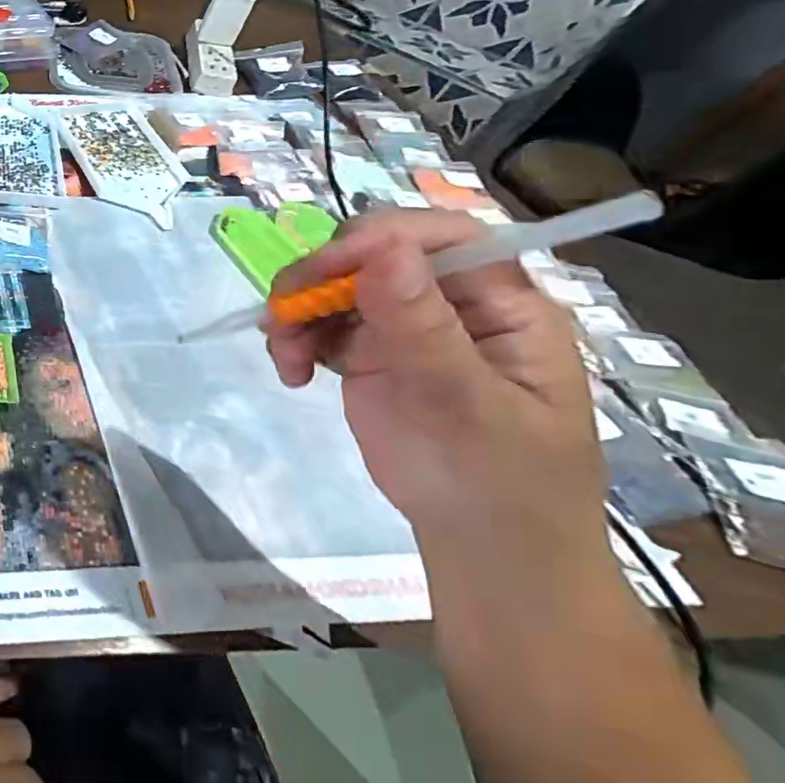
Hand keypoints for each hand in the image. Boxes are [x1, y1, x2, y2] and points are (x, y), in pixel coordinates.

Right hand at [262, 209, 598, 554]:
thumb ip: (423, 328)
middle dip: (320, 278)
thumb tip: (382, 248)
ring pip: (336, 287)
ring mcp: (406, 328)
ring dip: (297, 312)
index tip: (327, 266)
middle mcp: (450, 304)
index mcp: (501, 304)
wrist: (484, 547)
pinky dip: (294, 339)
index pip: (443, 237)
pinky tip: (291, 373)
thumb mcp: (466, 406)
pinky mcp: (369, 354)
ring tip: (285, 358)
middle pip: (374, 255)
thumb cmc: (501, 483)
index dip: (382, 237)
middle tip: (283, 314)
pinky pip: (320, 324)